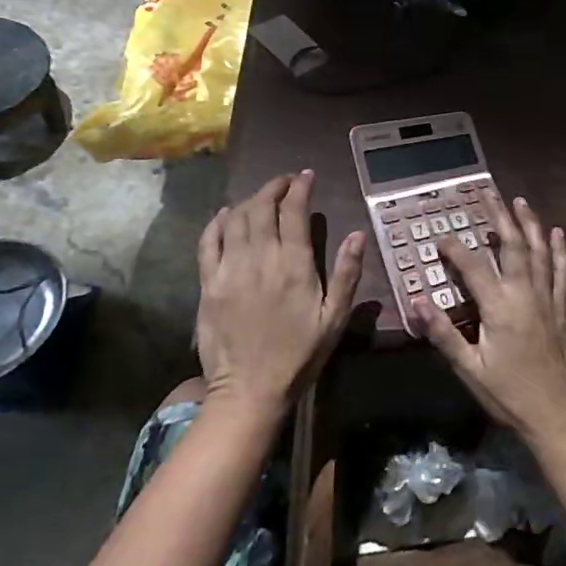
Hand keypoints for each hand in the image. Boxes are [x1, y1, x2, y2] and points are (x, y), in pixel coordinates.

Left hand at [196, 171, 362, 419]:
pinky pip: (208, 241)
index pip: (294, 211)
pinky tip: (225, 215)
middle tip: (285, 182)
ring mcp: (230, 268)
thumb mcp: (334, 319)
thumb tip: (357, 235)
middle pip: (262, 207)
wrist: (250, 389)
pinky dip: (217, 222)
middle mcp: (260, 257)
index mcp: (294, 265)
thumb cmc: (299, 355)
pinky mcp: (208, 282)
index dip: (300, 187)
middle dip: (274, 187)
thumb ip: (347, 274)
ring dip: (249, 200)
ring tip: (260, 197)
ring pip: (236, 218)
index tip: (306, 176)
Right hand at [412, 193, 565, 438]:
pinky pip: (561, 273)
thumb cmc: (506, 394)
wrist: (554, 415)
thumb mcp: (468, 369)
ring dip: (529, 224)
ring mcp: (546, 300)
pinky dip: (559, 251)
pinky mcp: (560, 310)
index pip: (473, 267)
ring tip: (520, 201)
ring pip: (539, 253)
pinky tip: (556, 233)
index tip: (441, 238)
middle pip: (512, 246)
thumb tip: (418, 302)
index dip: (455, 249)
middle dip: (499, 217)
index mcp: (499, 308)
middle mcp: (525, 295)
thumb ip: (443, 333)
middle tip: (489, 193)